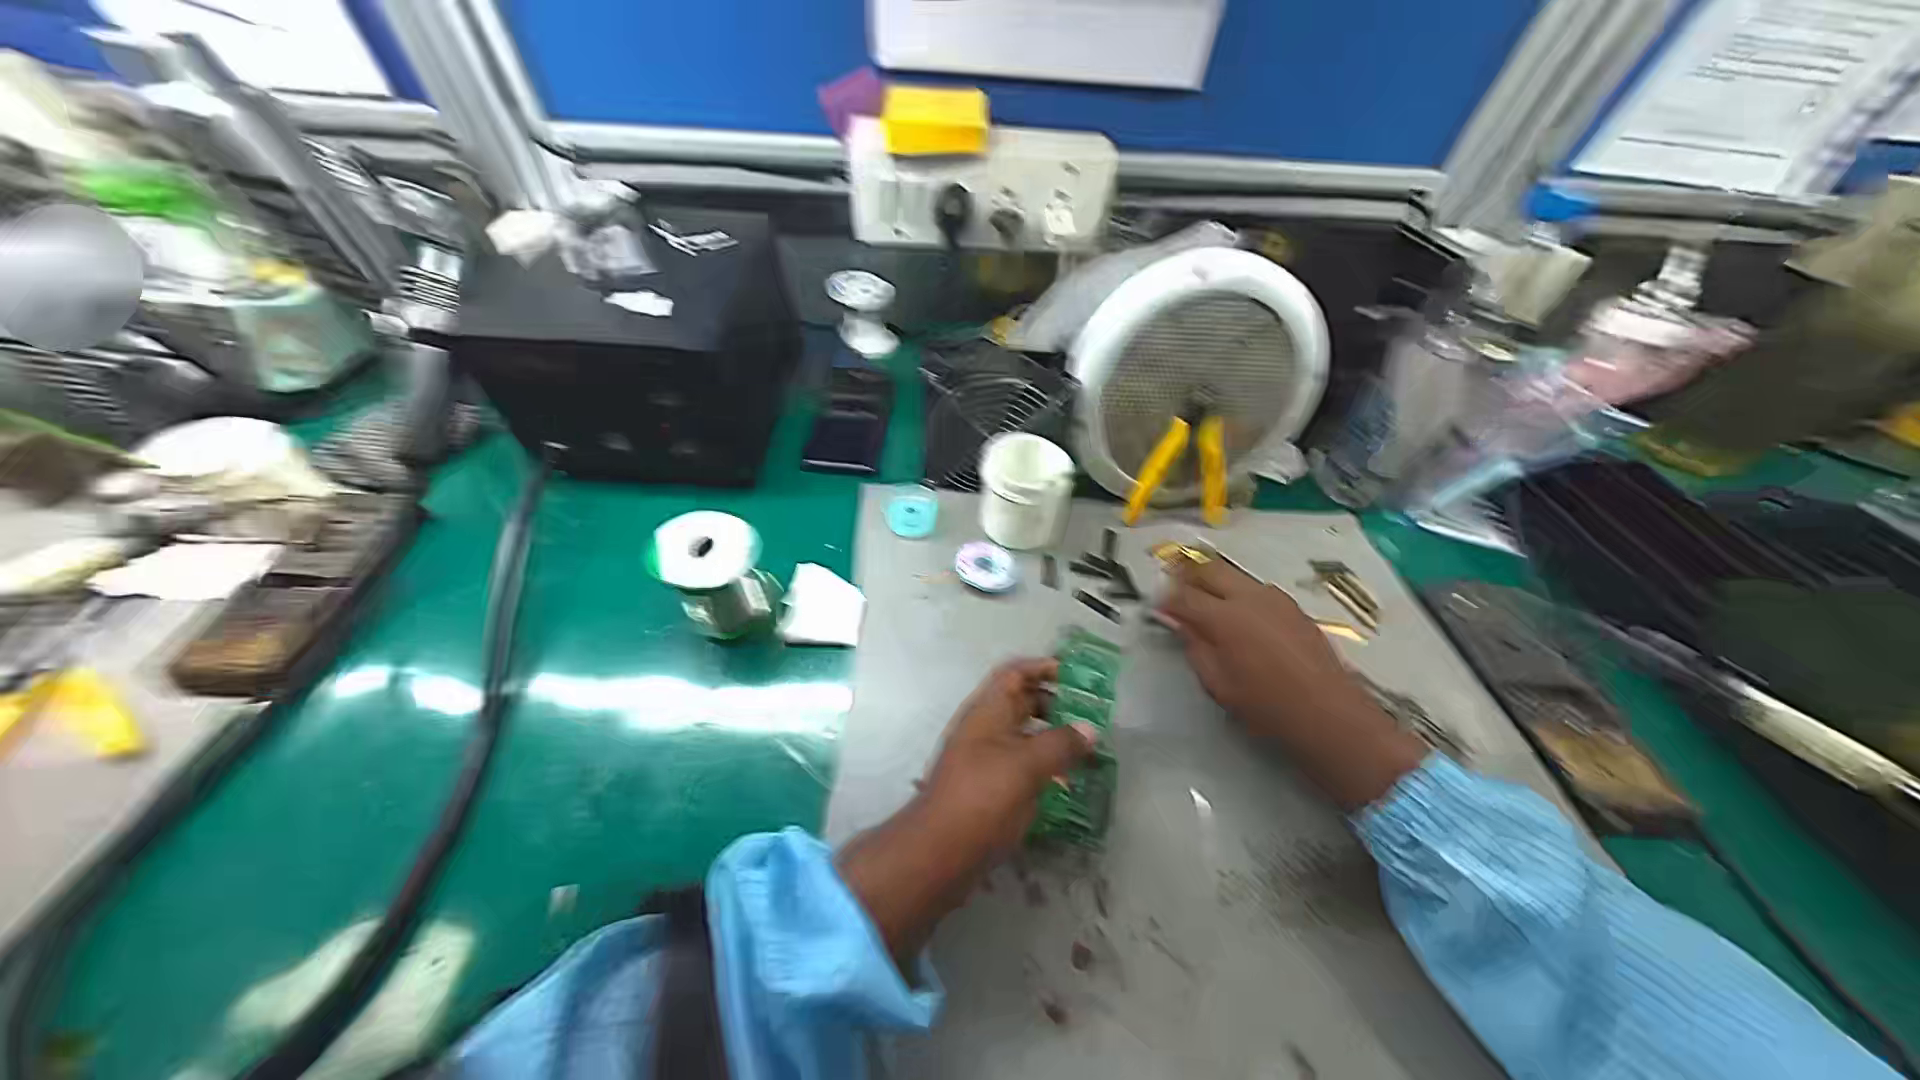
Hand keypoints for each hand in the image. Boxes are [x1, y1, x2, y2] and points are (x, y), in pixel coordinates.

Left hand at [838, 659, 1095, 962]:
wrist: (940, 851)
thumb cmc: (982, 797)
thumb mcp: (1026, 765)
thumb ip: (1060, 744)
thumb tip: (1088, 730)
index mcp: (987, 711)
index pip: (1015, 674)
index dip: (1042, 667)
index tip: (1076, 674)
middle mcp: (985, 729)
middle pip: (1020, 702)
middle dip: (1054, 702)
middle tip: (1089, 714)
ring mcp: (985, 759)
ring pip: (1022, 736)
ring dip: (1052, 736)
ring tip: (1086, 748)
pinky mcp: (990, 788)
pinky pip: (1021, 765)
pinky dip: (1044, 766)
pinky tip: (1067, 782)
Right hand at [1158, 557, 1425, 809]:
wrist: (1328, 714)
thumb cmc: (1265, 705)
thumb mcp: (1217, 682)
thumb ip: (1194, 645)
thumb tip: (1176, 620)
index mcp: (1224, 617)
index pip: (1183, 595)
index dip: (1165, 598)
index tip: (1155, 604)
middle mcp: (1249, 598)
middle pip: (1209, 569)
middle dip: (1187, 572)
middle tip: (1173, 583)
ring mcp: (1275, 599)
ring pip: (1235, 575)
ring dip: (1214, 579)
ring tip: (1203, 595)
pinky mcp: (1293, 607)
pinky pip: (1257, 588)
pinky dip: (1238, 591)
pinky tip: (1239, 610)